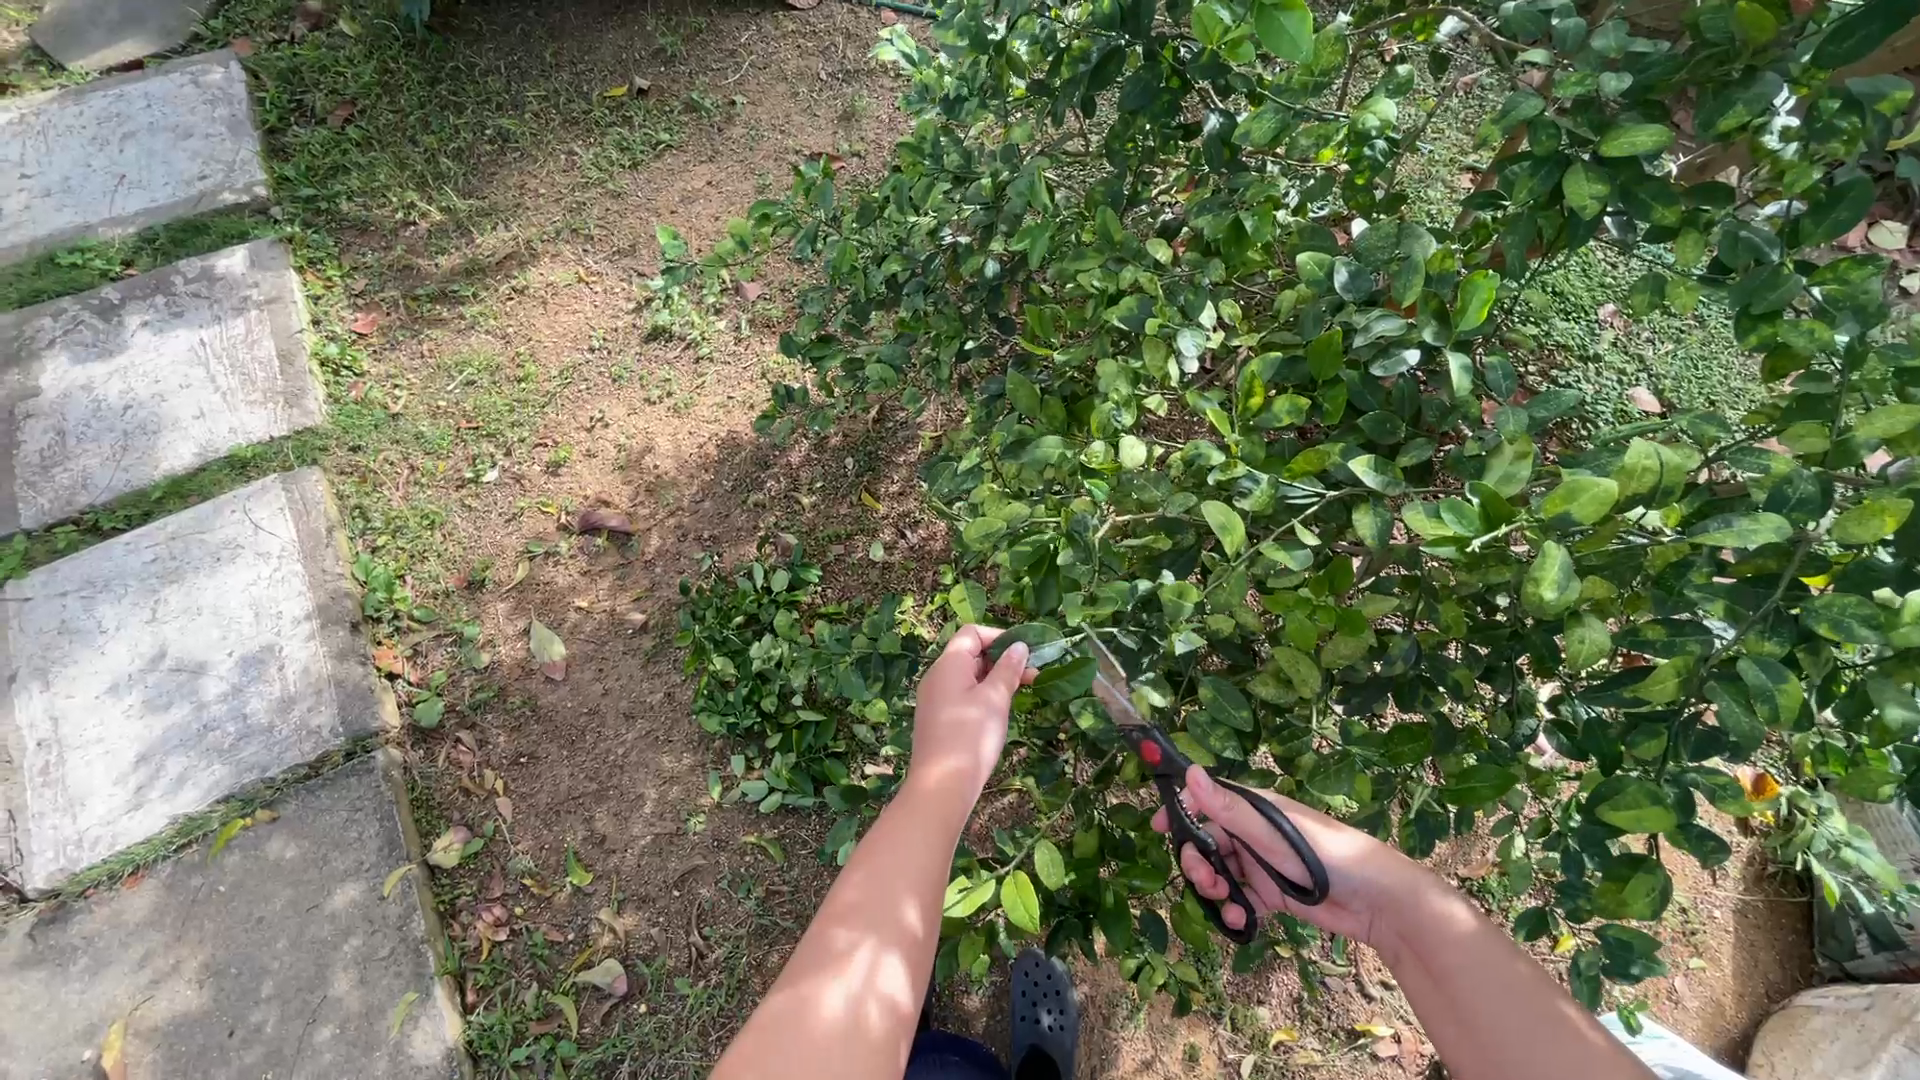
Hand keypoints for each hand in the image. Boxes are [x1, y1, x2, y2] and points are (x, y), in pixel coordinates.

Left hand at [907, 624, 1034, 794]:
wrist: (942, 785)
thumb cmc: (971, 735)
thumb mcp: (995, 699)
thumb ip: (1008, 670)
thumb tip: (1019, 647)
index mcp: (948, 664)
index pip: (972, 633)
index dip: (999, 637)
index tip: (1025, 652)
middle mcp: (937, 676)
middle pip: (971, 654)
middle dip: (1002, 659)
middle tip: (1034, 675)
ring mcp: (936, 699)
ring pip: (969, 677)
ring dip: (995, 679)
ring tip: (1022, 691)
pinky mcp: (938, 719)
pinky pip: (963, 695)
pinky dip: (983, 695)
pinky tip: (1001, 710)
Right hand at [1153, 765, 1429, 946]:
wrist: (1379, 902)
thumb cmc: (1324, 855)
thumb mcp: (1270, 834)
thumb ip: (1227, 809)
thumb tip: (1188, 771)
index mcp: (1253, 808)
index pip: (1206, 802)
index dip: (1179, 813)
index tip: (1156, 828)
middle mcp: (1254, 832)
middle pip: (1208, 842)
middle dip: (1198, 862)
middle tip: (1203, 882)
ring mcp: (1262, 864)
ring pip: (1221, 872)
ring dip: (1215, 890)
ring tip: (1226, 907)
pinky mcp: (1273, 893)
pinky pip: (1241, 899)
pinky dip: (1235, 911)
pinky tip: (1241, 923)